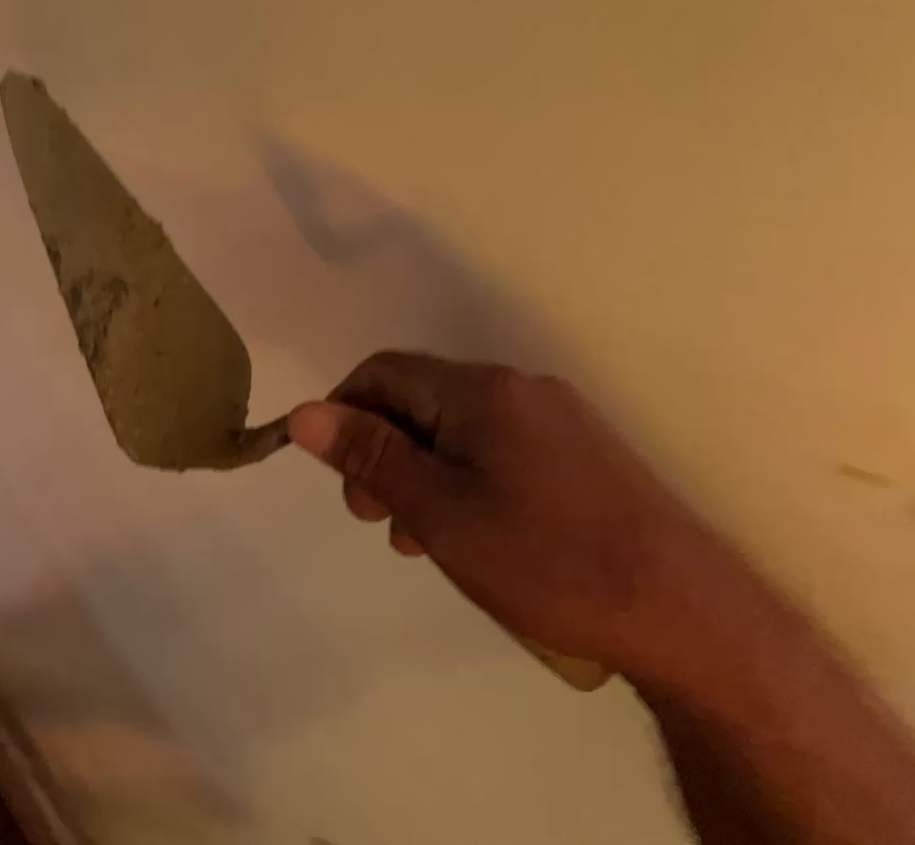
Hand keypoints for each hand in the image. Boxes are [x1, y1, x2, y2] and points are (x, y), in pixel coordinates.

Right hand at [288, 352, 745, 685]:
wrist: (693, 622)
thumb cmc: (546, 560)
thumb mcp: (436, 509)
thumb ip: (367, 455)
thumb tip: (301, 413)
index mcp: (481, 391)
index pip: (382, 373)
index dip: (342, 413)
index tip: (339, 475)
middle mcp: (520, 390)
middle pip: (416, 400)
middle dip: (379, 450)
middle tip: (373, 517)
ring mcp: (556, 422)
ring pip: (451, 431)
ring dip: (416, 472)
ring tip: (415, 537)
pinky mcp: (579, 457)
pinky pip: (492, 451)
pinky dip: (458, 481)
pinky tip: (464, 534)